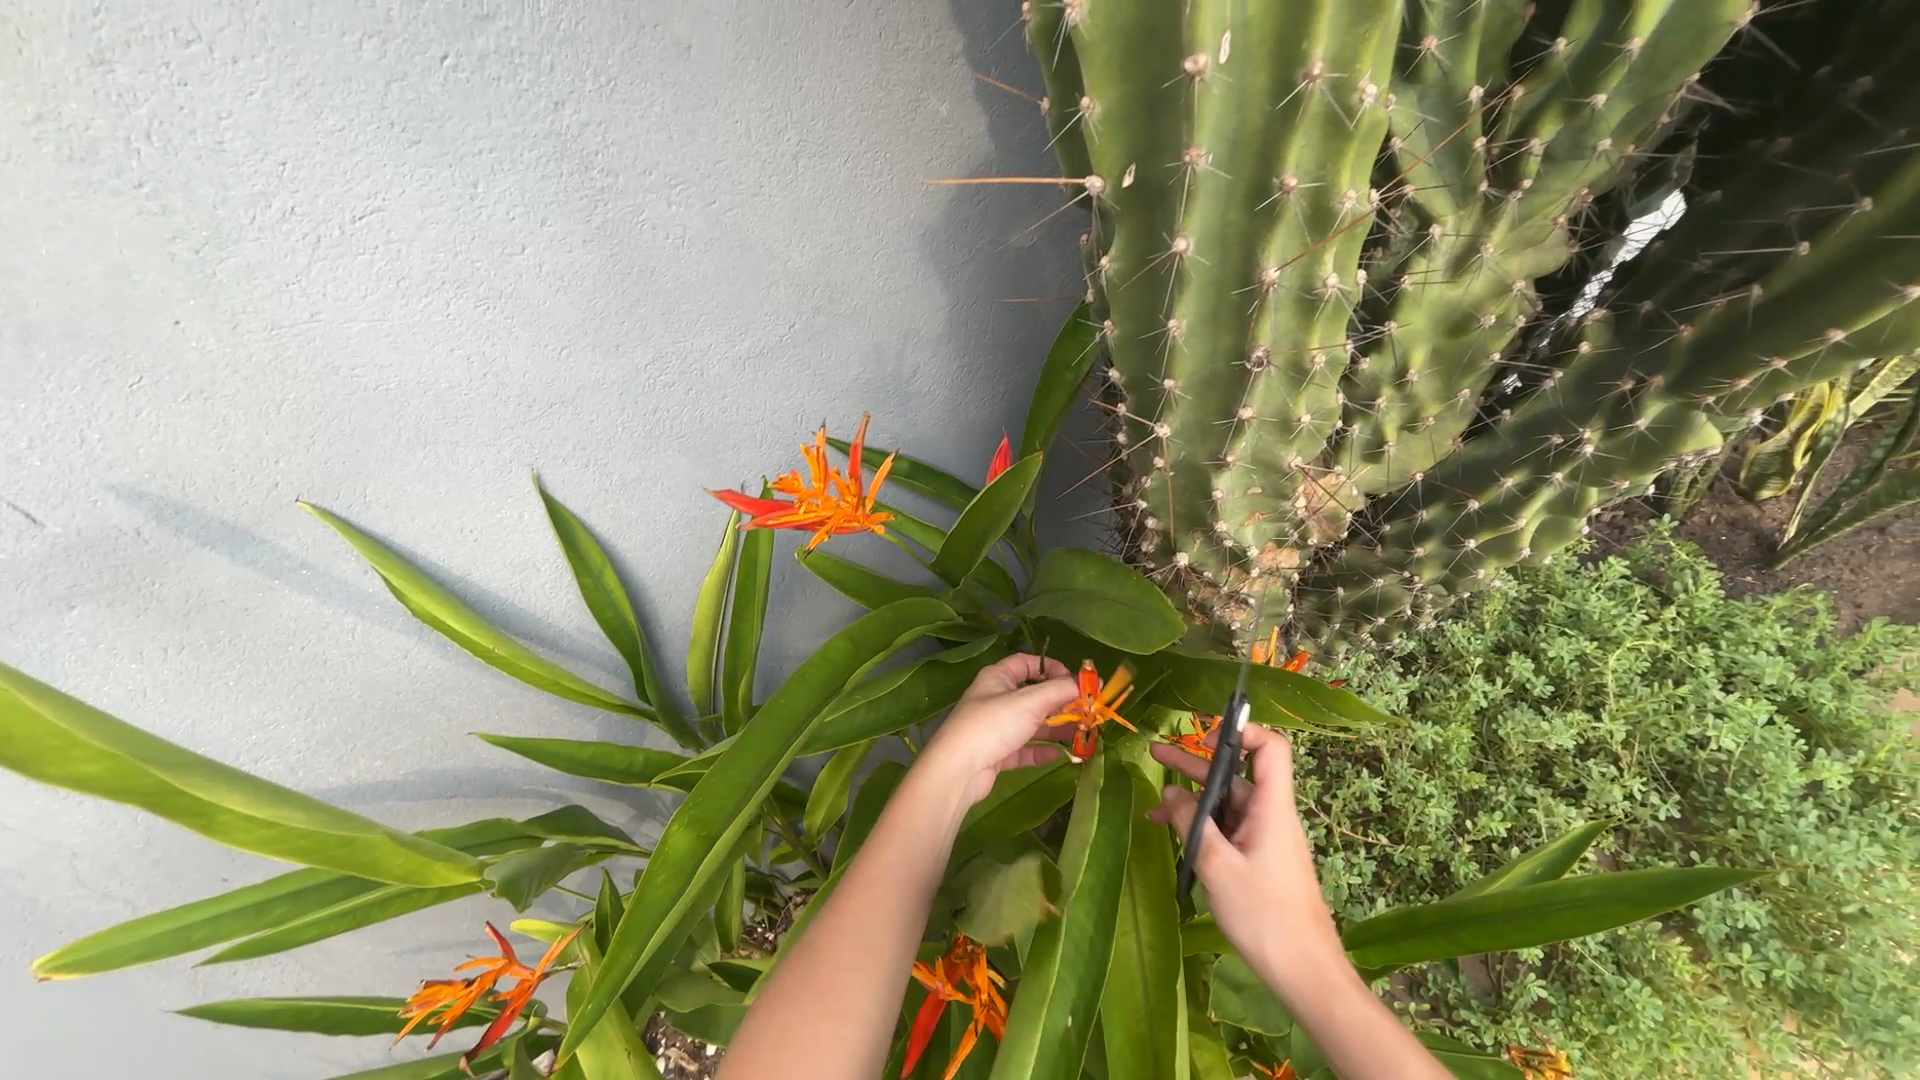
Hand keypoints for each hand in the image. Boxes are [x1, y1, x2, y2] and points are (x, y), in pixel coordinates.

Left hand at [917, 654, 1078, 806]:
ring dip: (1055, 728)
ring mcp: (995, 728)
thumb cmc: (993, 724)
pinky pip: (1024, 748)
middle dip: (1060, 703)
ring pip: (1031, 724)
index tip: (1074, 681)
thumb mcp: (1030, 701)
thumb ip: (1061, 690)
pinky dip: (1042, 750)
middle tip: (1086, 711)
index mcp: (998, 678)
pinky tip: (1061, 755)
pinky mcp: (997, 754)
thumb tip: (1090, 682)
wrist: (959, 770)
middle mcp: (996, 699)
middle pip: (1033, 695)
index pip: (1027, 663)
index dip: (1051, 668)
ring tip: (1081, 734)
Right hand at [1149, 725, 1350, 995]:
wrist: (1304, 970)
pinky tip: (1174, 835)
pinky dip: (1201, 826)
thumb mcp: (1217, 867)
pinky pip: (1228, 829)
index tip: (1205, 739)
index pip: (1270, 748)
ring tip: (1154, 803)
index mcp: (1271, 808)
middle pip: (1236, 775)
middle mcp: (1270, 815)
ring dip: (1192, 800)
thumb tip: (1172, 794)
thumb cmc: (1264, 915)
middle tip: (1156, 752)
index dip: (1241, 732)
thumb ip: (1192, 824)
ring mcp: (1265, 837)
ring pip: (1226, 805)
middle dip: (1195, 763)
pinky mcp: (1259, 858)